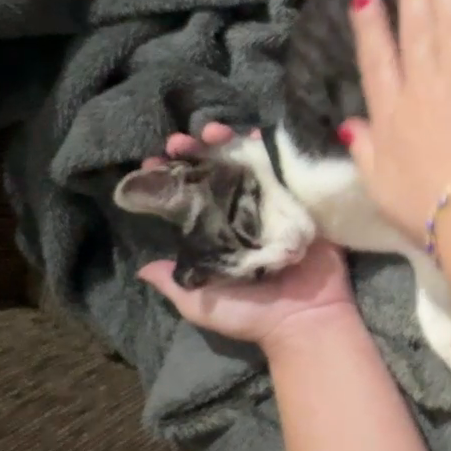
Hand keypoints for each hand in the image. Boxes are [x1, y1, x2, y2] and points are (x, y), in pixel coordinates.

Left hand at [136, 123, 358, 348]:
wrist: (308, 320)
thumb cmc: (254, 316)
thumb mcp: (202, 304)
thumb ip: (175, 284)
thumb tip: (142, 269)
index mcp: (217, 235)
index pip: (188, 198)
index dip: (171, 178)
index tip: (154, 162)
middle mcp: (243, 216)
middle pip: (217, 174)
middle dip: (197, 153)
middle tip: (181, 141)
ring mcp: (275, 208)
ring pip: (249, 166)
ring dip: (231, 144)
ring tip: (214, 130)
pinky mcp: (305, 206)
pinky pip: (290, 173)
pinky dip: (277, 151)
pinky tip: (259, 132)